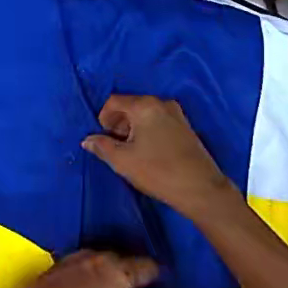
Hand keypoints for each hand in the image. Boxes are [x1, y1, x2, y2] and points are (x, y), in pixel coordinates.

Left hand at [0, 250, 173, 287]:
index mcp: (119, 269)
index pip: (150, 267)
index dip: (160, 281)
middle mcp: (98, 256)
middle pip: (125, 263)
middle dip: (134, 279)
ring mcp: (72, 260)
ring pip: (101, 265)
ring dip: (109, 279)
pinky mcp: (51, 270)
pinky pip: (81, 270)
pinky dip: (88, 281)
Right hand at [82, 95, 242, 221]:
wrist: (199, 186)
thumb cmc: (157, 170)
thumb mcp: (123, 160)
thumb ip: (102, 146)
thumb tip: (88, 139)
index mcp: (145, 105)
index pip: (115, 101)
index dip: (103, 117)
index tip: (103, 138)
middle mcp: (162, 103)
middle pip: (131, 105)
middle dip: (118, 123)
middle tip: (114, 146)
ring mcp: (177, 114)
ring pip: (146, 114)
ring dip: (133, 128)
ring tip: (131, 152)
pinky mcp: (186, 127)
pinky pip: (159, 121)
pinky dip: (148, 131)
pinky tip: (149, 152)